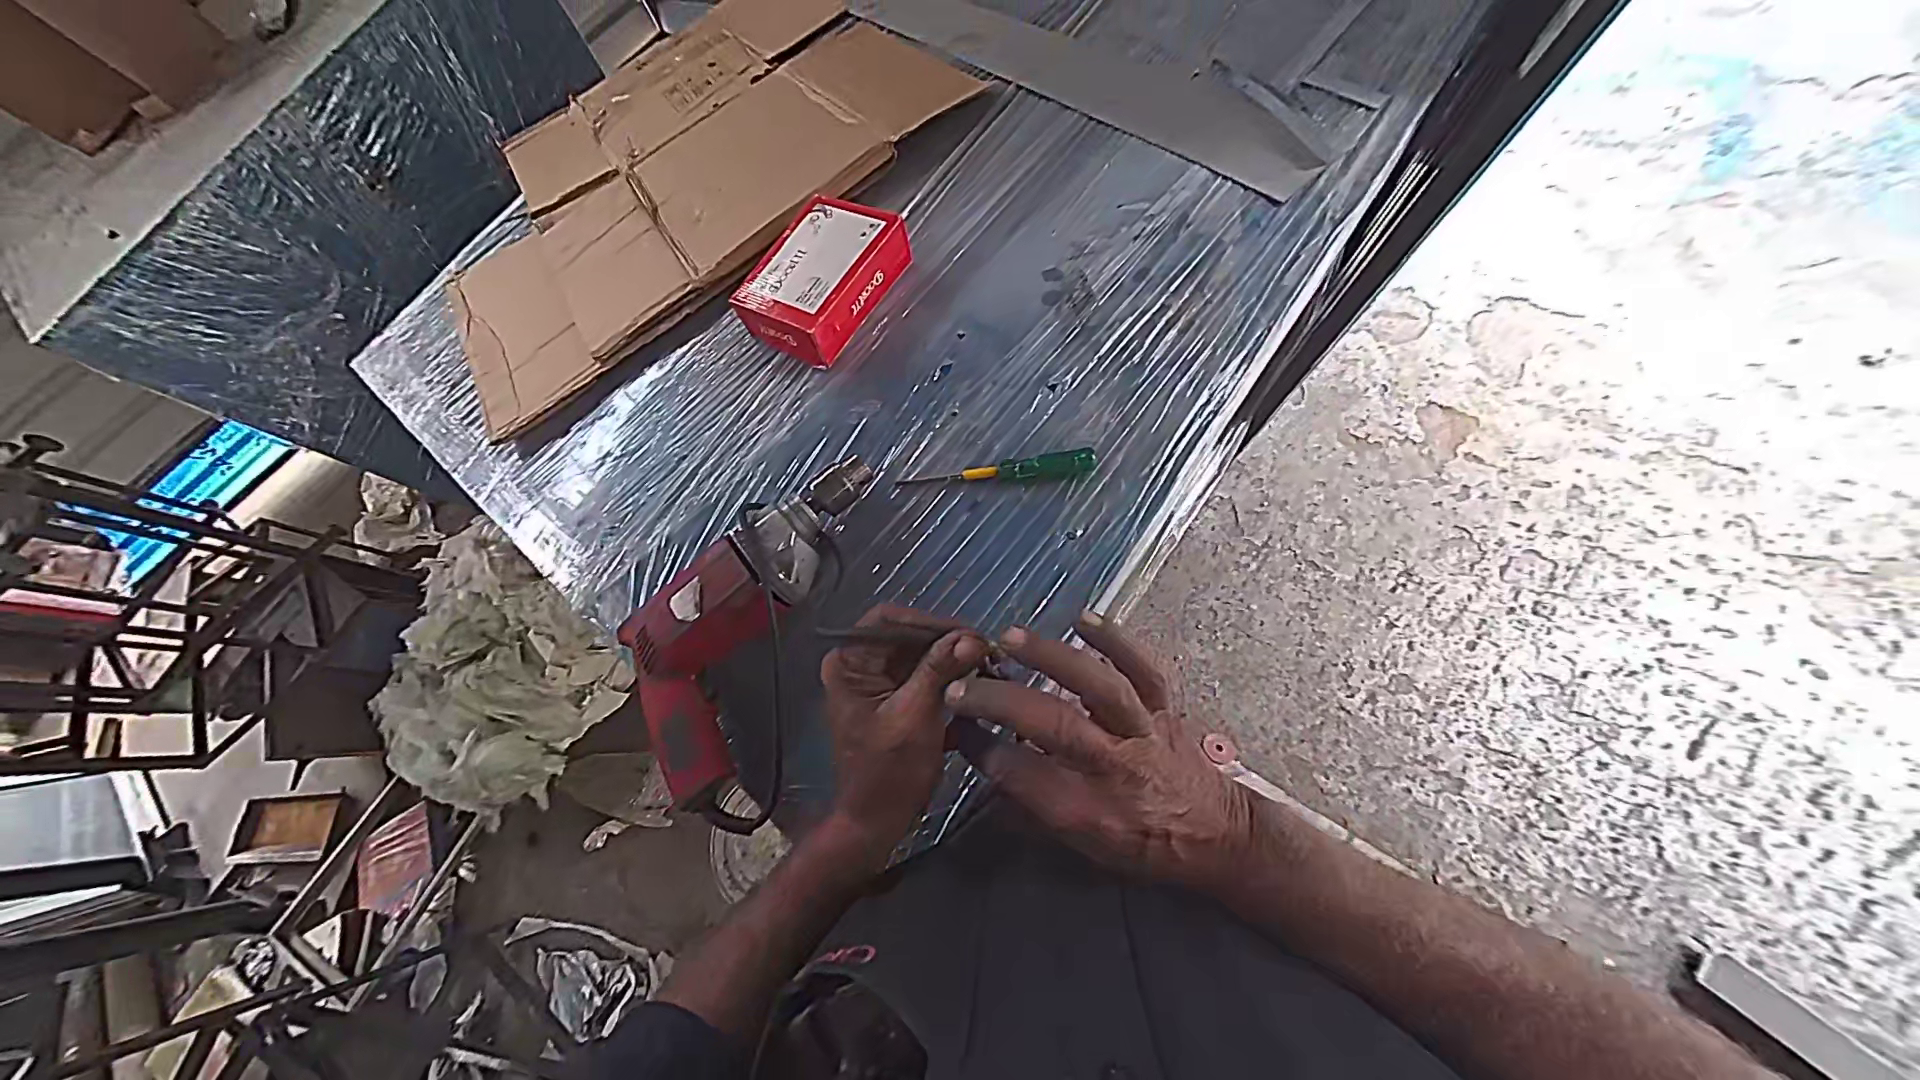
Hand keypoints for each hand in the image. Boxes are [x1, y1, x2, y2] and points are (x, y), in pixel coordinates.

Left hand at [818, 605, 988, 869]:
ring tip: (987, 666)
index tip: (969, 635)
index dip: (930, 622)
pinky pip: (923, 673)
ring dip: (952, 658)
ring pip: (919, 652)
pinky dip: (948, 676)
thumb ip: (939, 671)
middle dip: (947, 641)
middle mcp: (858, 664)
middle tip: (986, 652)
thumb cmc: (889, 773)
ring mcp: (875, 680)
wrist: (875, 823)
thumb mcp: (915, 717)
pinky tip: (975, 683)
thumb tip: (971, 637)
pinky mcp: (893, 696)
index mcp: (849, 663)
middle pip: (907, 634)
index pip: (889, 619)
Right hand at [947, 610, 1256, 890]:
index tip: (959, 729)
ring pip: (1101, 687)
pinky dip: (1115, 639)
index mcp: (1092, 810)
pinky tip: (1082, 618)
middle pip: (1057, 727)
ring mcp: (1144, 729)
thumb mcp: (1084, 844)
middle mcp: (1118, 767)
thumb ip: (1034, 804)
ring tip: (1011, 638)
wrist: (1221, 834)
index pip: (1026, 776)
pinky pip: (1143, 667)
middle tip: (963, 687)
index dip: (986, 751)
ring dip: (1053, 659)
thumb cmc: (1145, 843)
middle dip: (1003, 703)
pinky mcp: (1164, 705)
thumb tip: (988, 762)